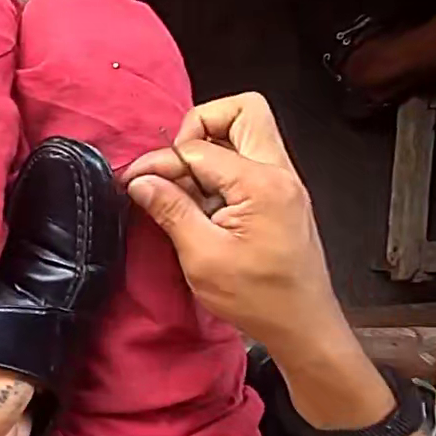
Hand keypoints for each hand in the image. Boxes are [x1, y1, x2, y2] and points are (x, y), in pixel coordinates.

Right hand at [120, 92, 340, 352]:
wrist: (302, 325)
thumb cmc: (256, 298)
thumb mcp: (202, 257)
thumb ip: (171, 210)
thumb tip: (140, 181)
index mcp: (261, 184)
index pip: (199, 148)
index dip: (160, 161)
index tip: (133, 181)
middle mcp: (280, 172)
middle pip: (243, 109)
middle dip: (199, 125)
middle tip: (175, 163)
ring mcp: (284, 182)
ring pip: (248, 129)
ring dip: (210, 146)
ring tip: (184, 185)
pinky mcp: (281, 195)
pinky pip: (249, 159)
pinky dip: (221, 167)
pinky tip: (201, 201)